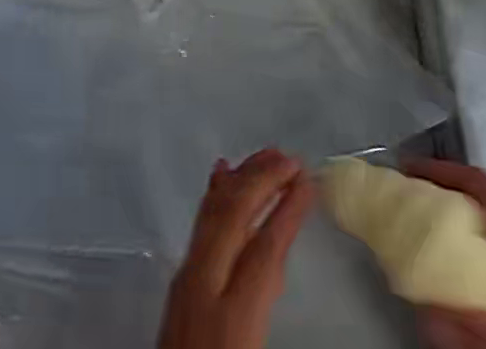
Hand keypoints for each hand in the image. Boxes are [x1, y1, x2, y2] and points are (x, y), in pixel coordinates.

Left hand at [158, 148, 315, 348]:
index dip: (286, 211)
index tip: (307, 181)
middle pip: (232, 219)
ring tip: (267, 156)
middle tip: (290, 158)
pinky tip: (221, 173)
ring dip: (241, 180)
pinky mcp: (178, 283)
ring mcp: (185, 281)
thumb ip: (268, 295)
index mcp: (231, 317)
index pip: (263, 249)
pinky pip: (199, 226)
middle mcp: (202, 288)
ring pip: (212, 215)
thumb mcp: (256, 346)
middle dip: (261, 180)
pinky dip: (213, 194)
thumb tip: (278, 254)